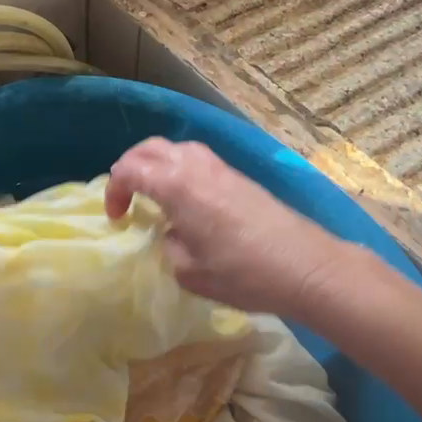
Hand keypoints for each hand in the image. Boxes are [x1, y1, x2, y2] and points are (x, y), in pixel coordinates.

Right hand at [106, 138, 356, 317]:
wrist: (307, 267)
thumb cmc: (243, 272)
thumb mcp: (189, 272)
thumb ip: (167, 246)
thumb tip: (169, 234)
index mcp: (174, 184)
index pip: (127, 170)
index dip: (113, 192)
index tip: (116, 219)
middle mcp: (192, 165)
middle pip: (147, 149)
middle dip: (128, 168)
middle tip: (126, 196)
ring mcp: (217, 166)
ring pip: (172, 148)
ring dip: (154, 164)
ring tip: (152, 193)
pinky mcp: (235, 175)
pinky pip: (193, 158)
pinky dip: (176, 169)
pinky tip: (183, 198)